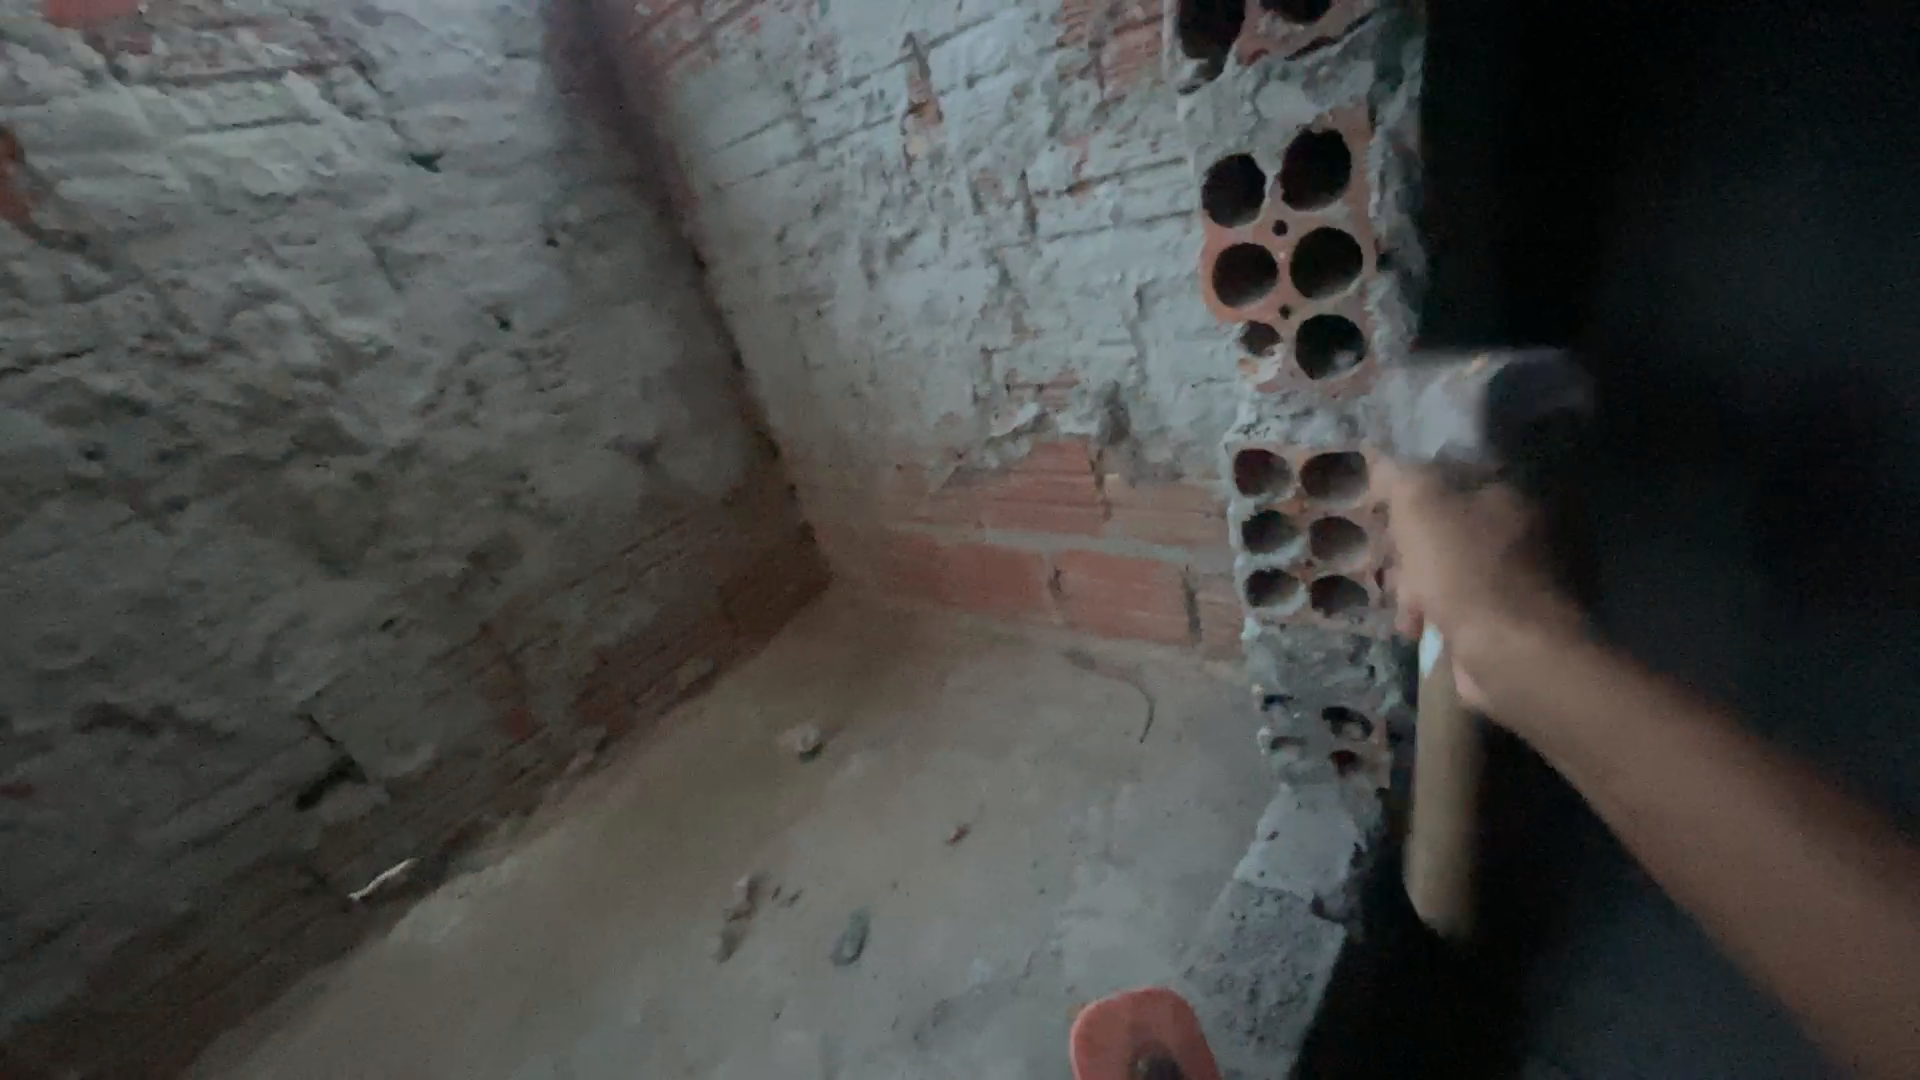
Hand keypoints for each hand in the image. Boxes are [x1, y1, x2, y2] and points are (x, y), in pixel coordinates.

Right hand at [1375, 460, 1580, 710]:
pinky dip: (1437, 613)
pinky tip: (1419, 628)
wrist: (1510, 650)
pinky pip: (1463, 604)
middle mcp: (1528, 528)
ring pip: (1451, 568)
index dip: (1411, 495)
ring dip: (1418, 587)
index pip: (1453, 478)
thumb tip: (1379, 457)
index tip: (1384, 515)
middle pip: (1449, 526)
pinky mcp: (1517, 616)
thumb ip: (1399, 476)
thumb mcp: (1420, 507)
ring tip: (1405, 608)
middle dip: (1412, 550)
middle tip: (1391, 567)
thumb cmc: (1464, 569)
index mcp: (1513, 493)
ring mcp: (1527, 575)